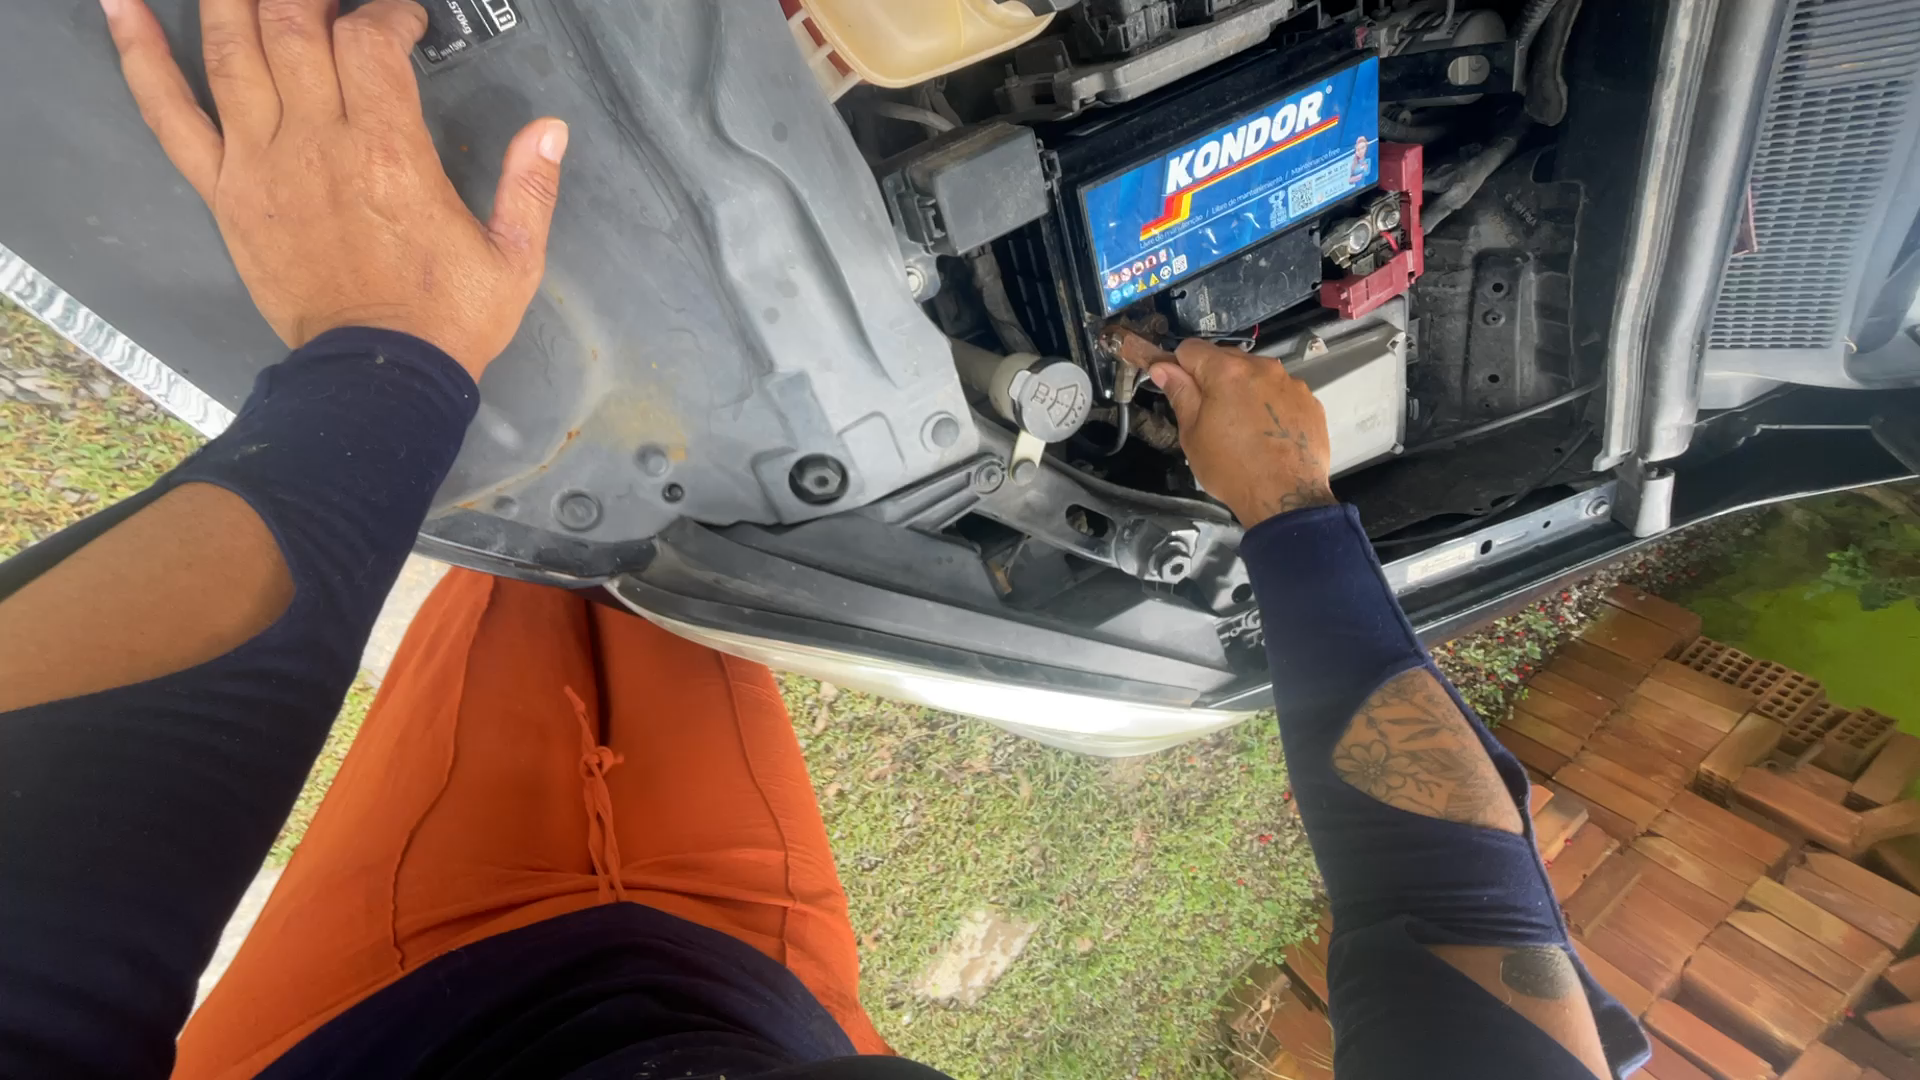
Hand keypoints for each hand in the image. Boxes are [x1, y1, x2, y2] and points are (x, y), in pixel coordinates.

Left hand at [101, 0, 567, 376]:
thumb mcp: (517, 258)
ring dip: (236, 1)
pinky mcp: (224, 190)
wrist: (386, 370)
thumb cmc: (456, 316)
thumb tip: (552, 128)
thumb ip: (531, 189)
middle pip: (292, 29)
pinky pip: (167, 110)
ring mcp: (260, 162)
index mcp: (392, 155)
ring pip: (228, 50)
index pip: (371, 47)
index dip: (387, 16)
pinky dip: (138, 53)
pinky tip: (122, 7)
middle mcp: (317, 142)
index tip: (405, 19)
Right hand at [1148, 340, 1336, 526]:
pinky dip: (1268, 403)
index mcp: (1227, 372)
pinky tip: (1265, 432)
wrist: (1285, 496)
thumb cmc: (1231, 468)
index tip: (1176, 385)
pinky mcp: (1309, 400)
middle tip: (1207, 413)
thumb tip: (1163, 368)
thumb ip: (1180, 394)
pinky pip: (1279, 392)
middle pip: (1226, 358)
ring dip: (1242, 389)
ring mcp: (1290, 382)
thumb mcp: (1193, 434)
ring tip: (1240, 426)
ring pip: (1255, 374)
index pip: (1191, 348)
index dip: (1178, 366)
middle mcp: (1262, 367)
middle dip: (1212, 377)